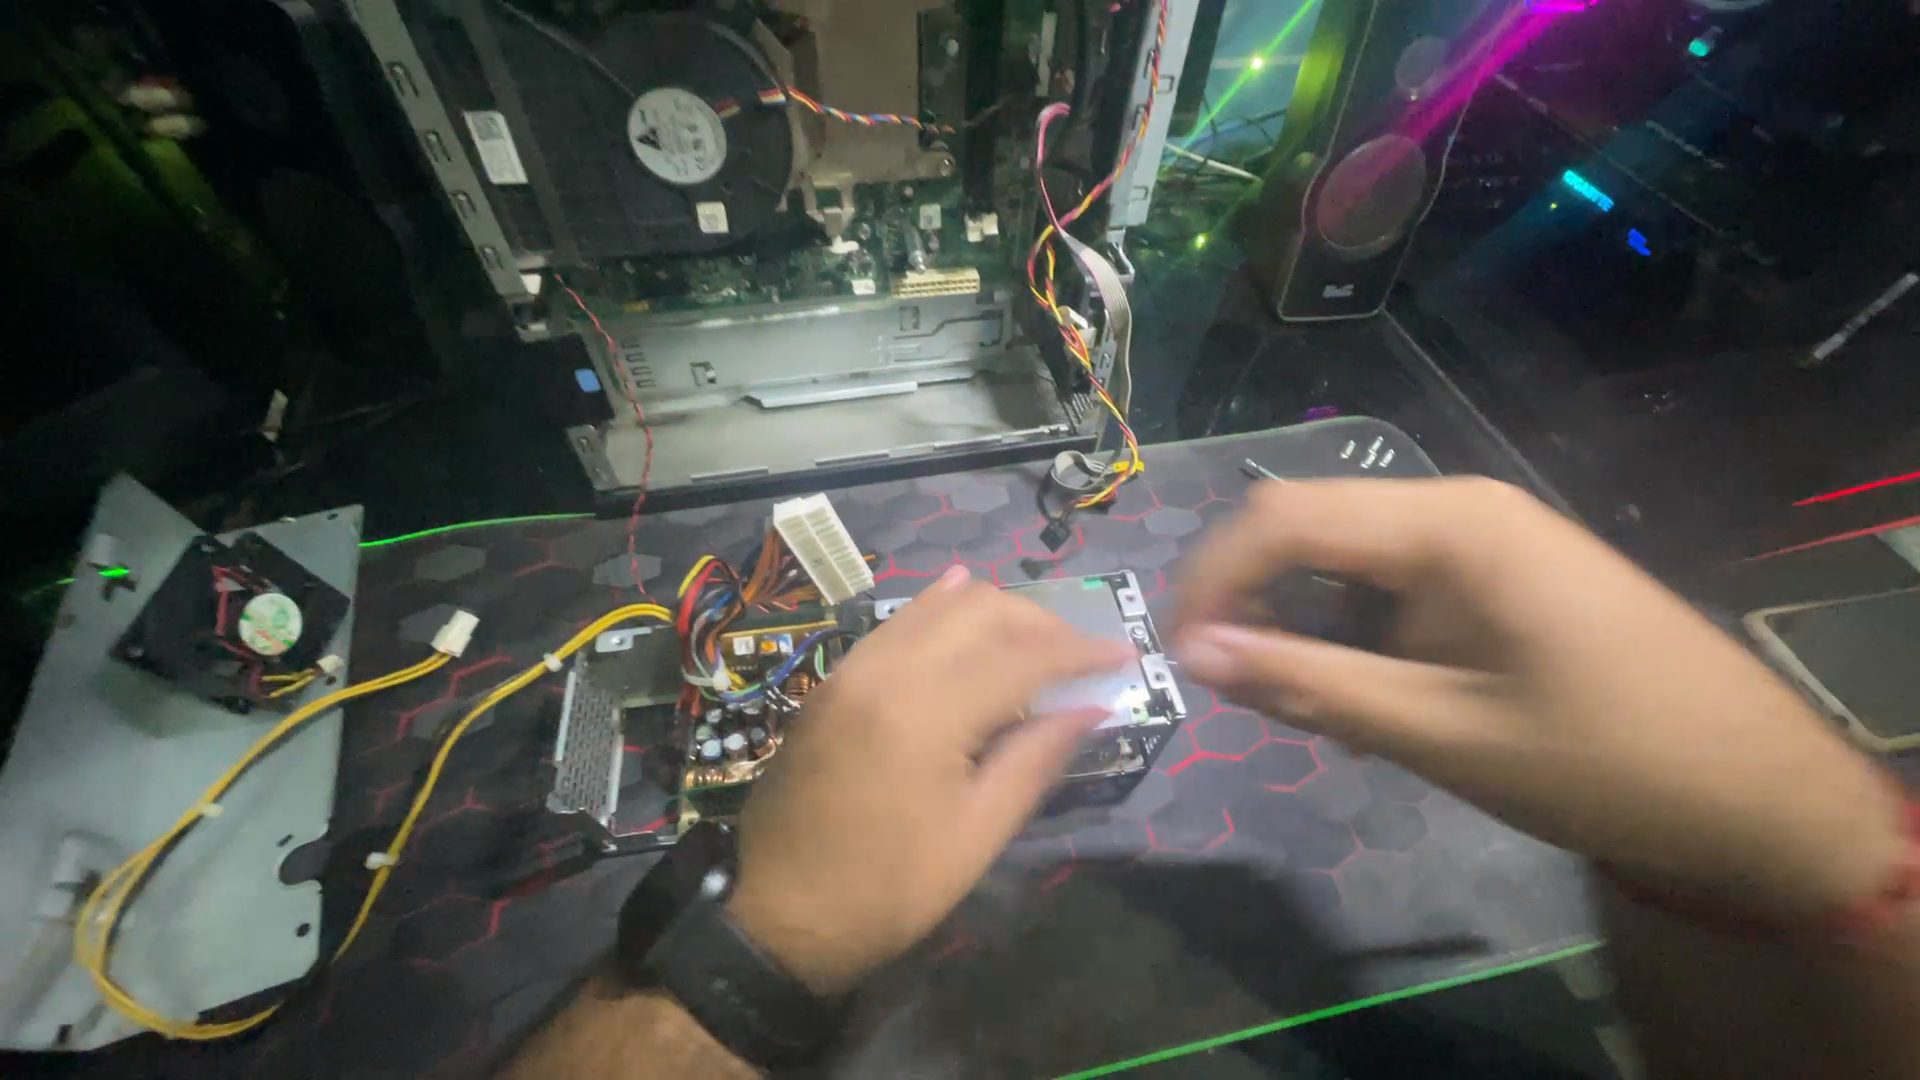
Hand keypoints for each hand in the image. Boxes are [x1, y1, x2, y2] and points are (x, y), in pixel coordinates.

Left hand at [727, 566, 1131, 994]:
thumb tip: (1092, 707)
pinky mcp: (836, 677)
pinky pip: (898, 622)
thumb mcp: (975, 836)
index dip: (1080, 651)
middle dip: (1040, 622)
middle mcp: (887, 668)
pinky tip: (965, 605)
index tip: (1123, 653)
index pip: (1022, 658)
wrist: (776, 912)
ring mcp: (854, 666)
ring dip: (994, 612)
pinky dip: (941, 610)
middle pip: (981, 610)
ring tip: (1035, 640)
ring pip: (937, 605)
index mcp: (926, 711)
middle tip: (1078, 654)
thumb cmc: (886, 887)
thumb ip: (1035, 759)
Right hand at [1170, 477, 1903, 921]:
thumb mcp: (1439, 732)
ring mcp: (1467, 540)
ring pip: (1330, 557)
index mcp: (1450, 523)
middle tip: (1225, 676)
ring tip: (1290, 696)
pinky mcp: (1476, 576)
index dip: (1215, 576)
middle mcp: (1451, 509)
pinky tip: (1348, 690)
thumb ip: (1305, 684)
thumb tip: (1191, 653)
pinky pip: (1372, 584)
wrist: (1764, 807)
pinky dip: (1336, 631)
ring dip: (1290, 619)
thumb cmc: (1608, 765)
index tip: (1179, 650)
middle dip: (1245, 596)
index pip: (1285, 517)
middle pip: (1302, 526)